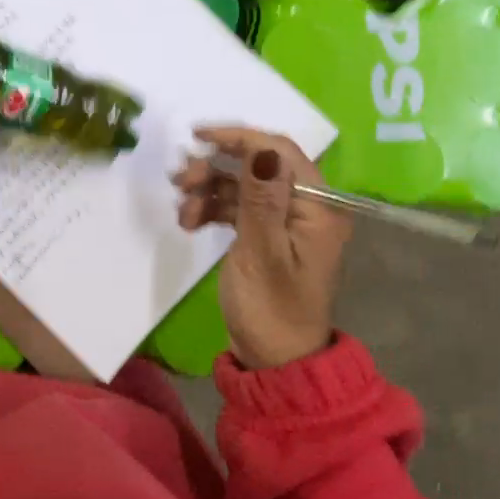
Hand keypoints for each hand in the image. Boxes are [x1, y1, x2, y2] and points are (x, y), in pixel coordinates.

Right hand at [172, 127, 352, 369]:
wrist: (275, 361)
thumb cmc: (272, 309)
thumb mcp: (262, 253)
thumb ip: (260, 199)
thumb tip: (260, 148)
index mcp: (317, 207)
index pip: (279, 151)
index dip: (239, 137)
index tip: (198, 137)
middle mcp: (306, 206)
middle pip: (257, 164)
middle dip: (216, 166)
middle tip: (181, 179)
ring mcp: (284, 221)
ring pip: (241, 184)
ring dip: (208, 188)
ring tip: (182, 209)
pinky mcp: (265, 235)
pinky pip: (236, 206)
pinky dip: (211, 208)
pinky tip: (190, 222)